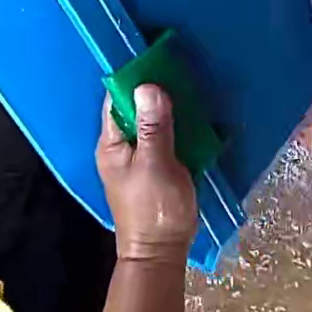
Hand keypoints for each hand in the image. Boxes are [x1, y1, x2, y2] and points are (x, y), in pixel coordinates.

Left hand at [97, 85, 196, 263]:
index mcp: (113, 145)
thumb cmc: (155, 209)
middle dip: (158, 90)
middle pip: (137, 108)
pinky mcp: (160, 165)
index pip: (118, 101)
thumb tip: (148, 86)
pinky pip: (168, 136)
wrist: (163, 252)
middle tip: (183, 70)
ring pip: (154, 121)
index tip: (158, 59)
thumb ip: (153, 126)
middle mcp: (123, 147)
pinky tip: (198, 116)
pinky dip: (180, 124)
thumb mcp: (156, 163)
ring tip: (194, 88)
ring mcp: (141, 156)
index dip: (135, 79)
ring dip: (171, 107)